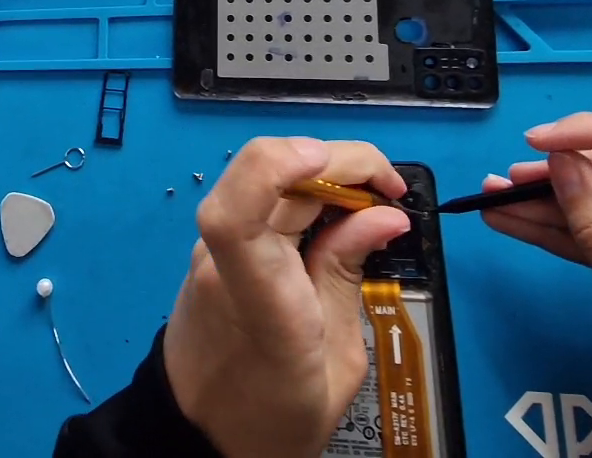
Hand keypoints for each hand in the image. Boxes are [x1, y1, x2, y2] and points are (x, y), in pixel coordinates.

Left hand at [164, 137, 411, 457]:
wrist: (199, 436)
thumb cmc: (273, 416)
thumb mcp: (336, 360)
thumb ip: (349, 275)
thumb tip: (386, 215)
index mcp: (257, 299)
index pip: (236, 212)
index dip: (278, 165)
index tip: (333, 162)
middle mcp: (224, 259)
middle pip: (266, 175)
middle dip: (339, 162)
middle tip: (391, 190)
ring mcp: (211, 247)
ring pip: (266, 177)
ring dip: (324, 172)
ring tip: (373, 200)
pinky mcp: (213, 246)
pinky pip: (260, 199)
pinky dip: (303, 190)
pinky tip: (337, 211)